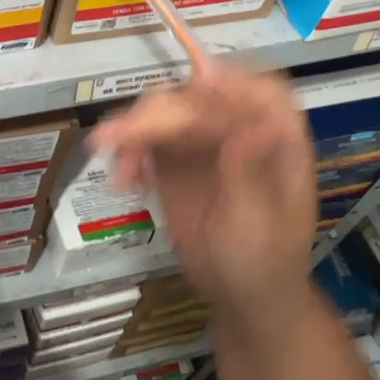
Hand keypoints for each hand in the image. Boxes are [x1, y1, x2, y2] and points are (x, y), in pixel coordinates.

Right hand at [86, 60, 316, 326]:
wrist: (242, 296)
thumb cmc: (263, 263)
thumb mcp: (256, 224)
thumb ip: (249, 172)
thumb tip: (254, 123)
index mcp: (276, 139)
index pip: (259, 93)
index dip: (230, 83)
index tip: (198, 86)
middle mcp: (240, 128)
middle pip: (197, 99)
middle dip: (157, 114)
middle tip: (118, 137)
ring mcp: (204, 139)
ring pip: (165, 111)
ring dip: (133, 127)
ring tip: (104, 151)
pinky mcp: (173, 155)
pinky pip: (145, 136)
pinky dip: (127, 148)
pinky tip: (122, 177)